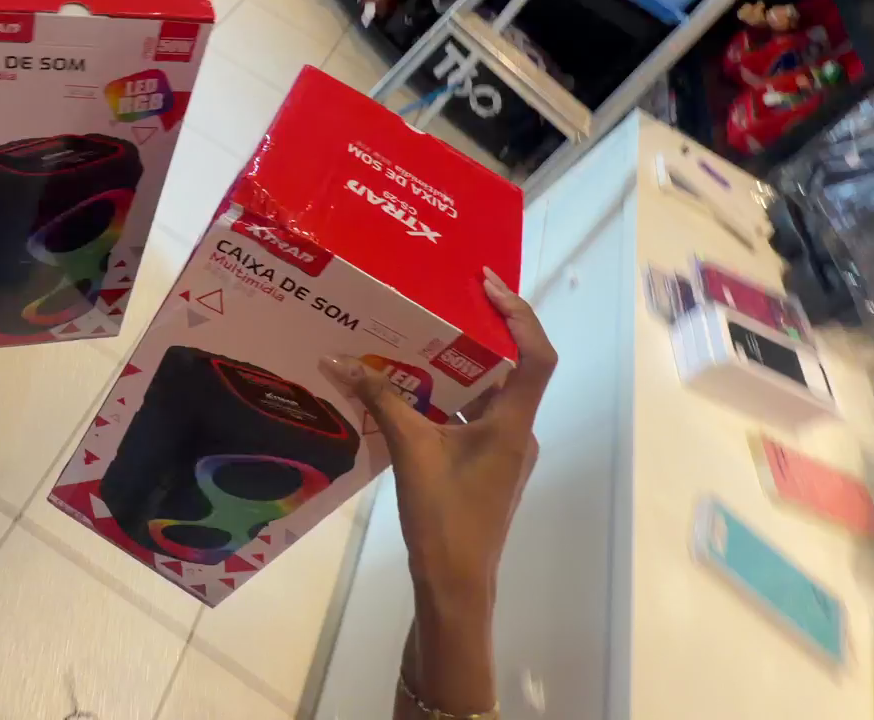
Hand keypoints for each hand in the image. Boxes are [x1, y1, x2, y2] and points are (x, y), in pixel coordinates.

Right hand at [320, 267, 557, 600]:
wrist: (454, 587)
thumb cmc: (444, 516)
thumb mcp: (409, 449)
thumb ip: (378, 399)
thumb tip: (337, 360)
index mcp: (512, 424)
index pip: (536, 356)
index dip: (519, 315)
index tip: (486, 285)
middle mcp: (517, 432)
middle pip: (509, 369)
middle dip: (476, 334)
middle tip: (440, 302)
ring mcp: (504, 452)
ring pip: (486, 395)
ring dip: (456, 369)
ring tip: (415, 341)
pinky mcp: (487, 466)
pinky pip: (471, 417)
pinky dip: (446, 399)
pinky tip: (409, 393)